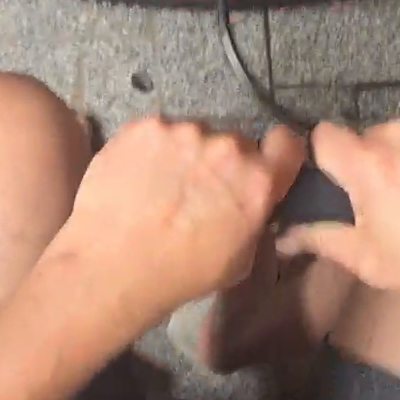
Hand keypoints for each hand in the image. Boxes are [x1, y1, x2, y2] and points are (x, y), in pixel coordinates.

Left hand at [48, 118, 306, 327]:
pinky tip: (138, 176)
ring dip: (185, 153)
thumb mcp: (240, 259)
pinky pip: (158, 131)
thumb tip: (256, 202)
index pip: (288, 143)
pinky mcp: (145, 125)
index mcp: (257, 180)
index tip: (264, 164)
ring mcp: (183, 131)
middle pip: (234, 141)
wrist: (111, 267)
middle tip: (197, 189)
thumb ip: (256, 217)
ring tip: (160, 186)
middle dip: (222, 161)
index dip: (277, 153)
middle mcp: (225, 146)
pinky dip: (152, 149)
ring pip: (194, 134)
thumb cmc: (180, 274)